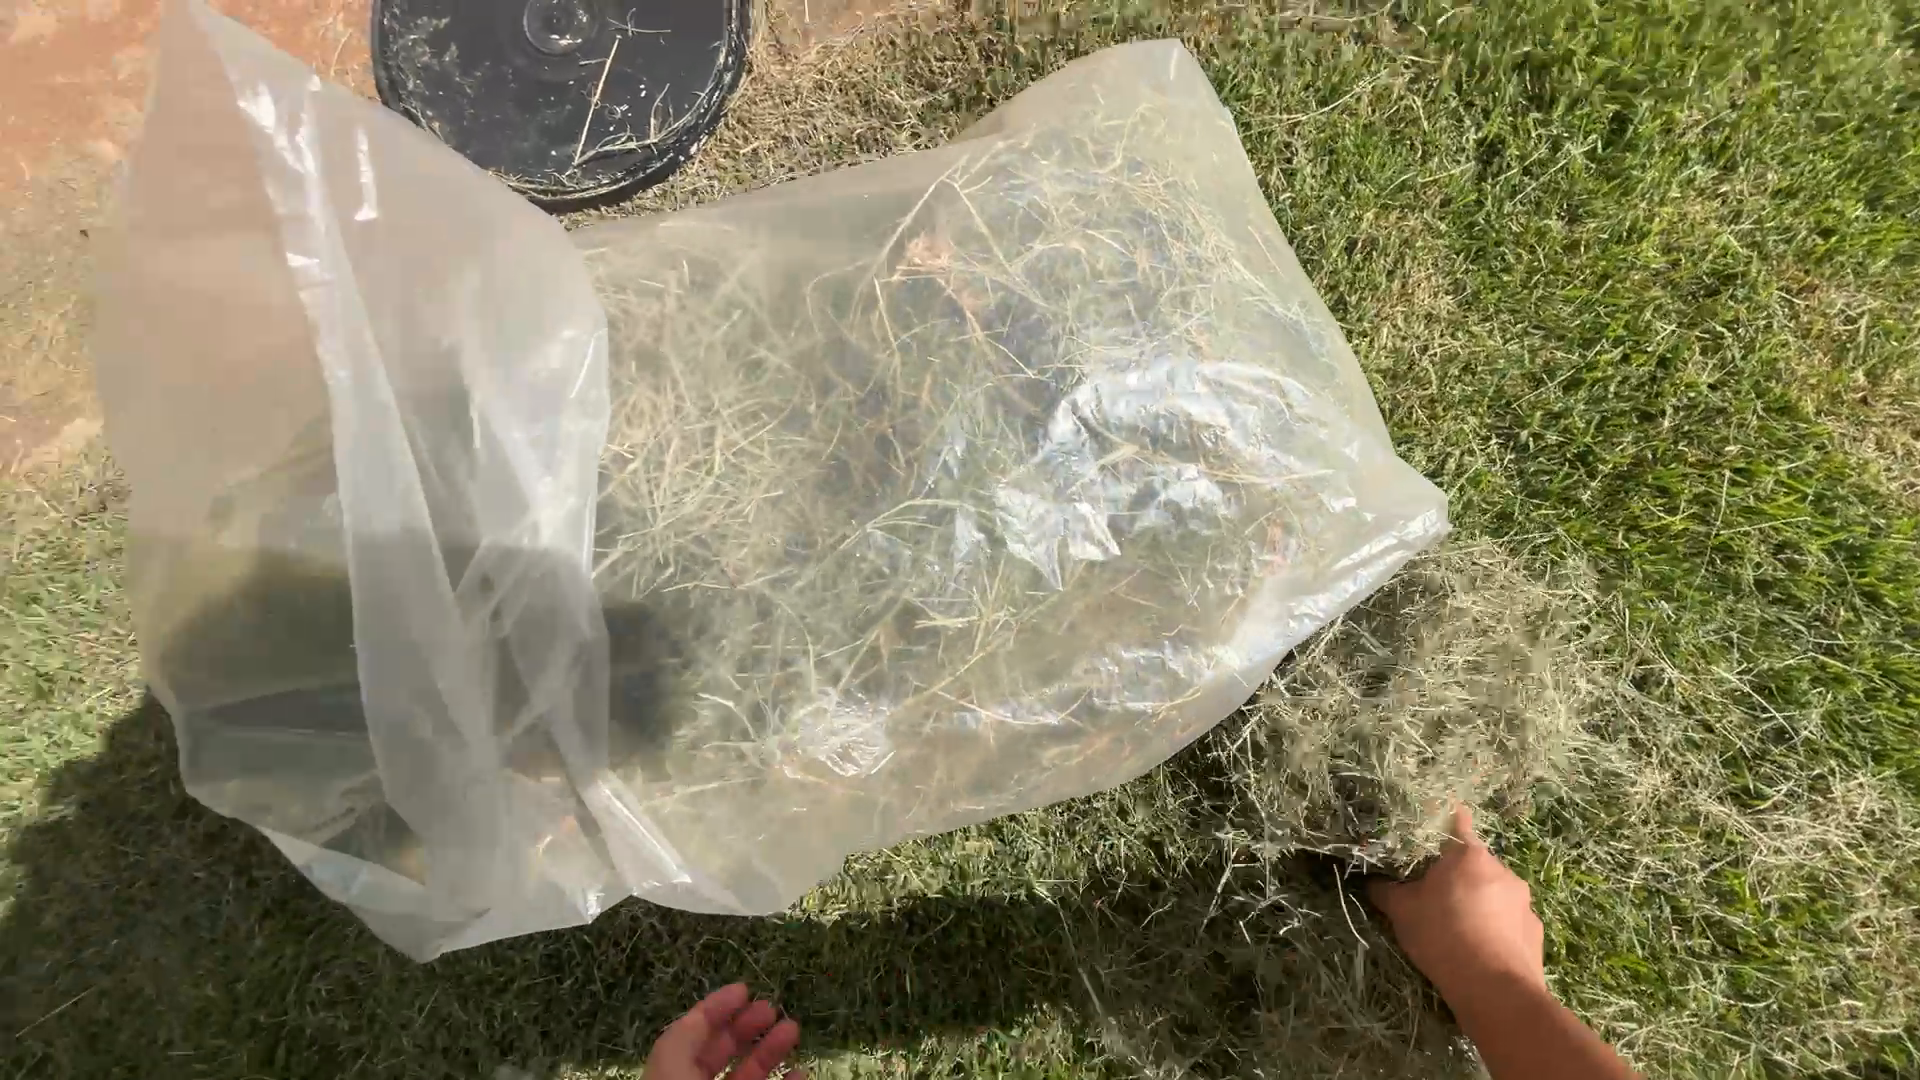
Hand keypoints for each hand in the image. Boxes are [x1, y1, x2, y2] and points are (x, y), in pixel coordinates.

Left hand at [642, 983, 803, 1079]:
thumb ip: (684, 1036)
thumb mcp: (670, 1067)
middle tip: (772, 1006)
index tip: (745, 987)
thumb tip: (710, 1008)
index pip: (693, 1035)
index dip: (716, 1009)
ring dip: (771, 1049)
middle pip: (722, 1051)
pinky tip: (800, 1071)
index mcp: (672, 1074)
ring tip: (792, 1029)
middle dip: (748, 1024)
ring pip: (749, 1074)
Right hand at [1367, 805, 1545, 1012]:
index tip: (1433, 821)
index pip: (1459, 822)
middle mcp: (1502, 871)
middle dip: (1456, 871)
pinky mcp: (1536, 932)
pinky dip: (1494, 923)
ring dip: (1477, 898)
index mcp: (1468, 856)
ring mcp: (1524, 903)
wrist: (1496, 991)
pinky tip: (1478, 944)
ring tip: (1456, 922)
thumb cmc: (1443, 934)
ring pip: (1494, 890)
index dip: (1445, 819)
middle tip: (1432, 888)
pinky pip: (1509, 918)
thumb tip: (1371, 881)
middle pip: (1474, 861)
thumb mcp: (1400, 909)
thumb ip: (1385, 889)